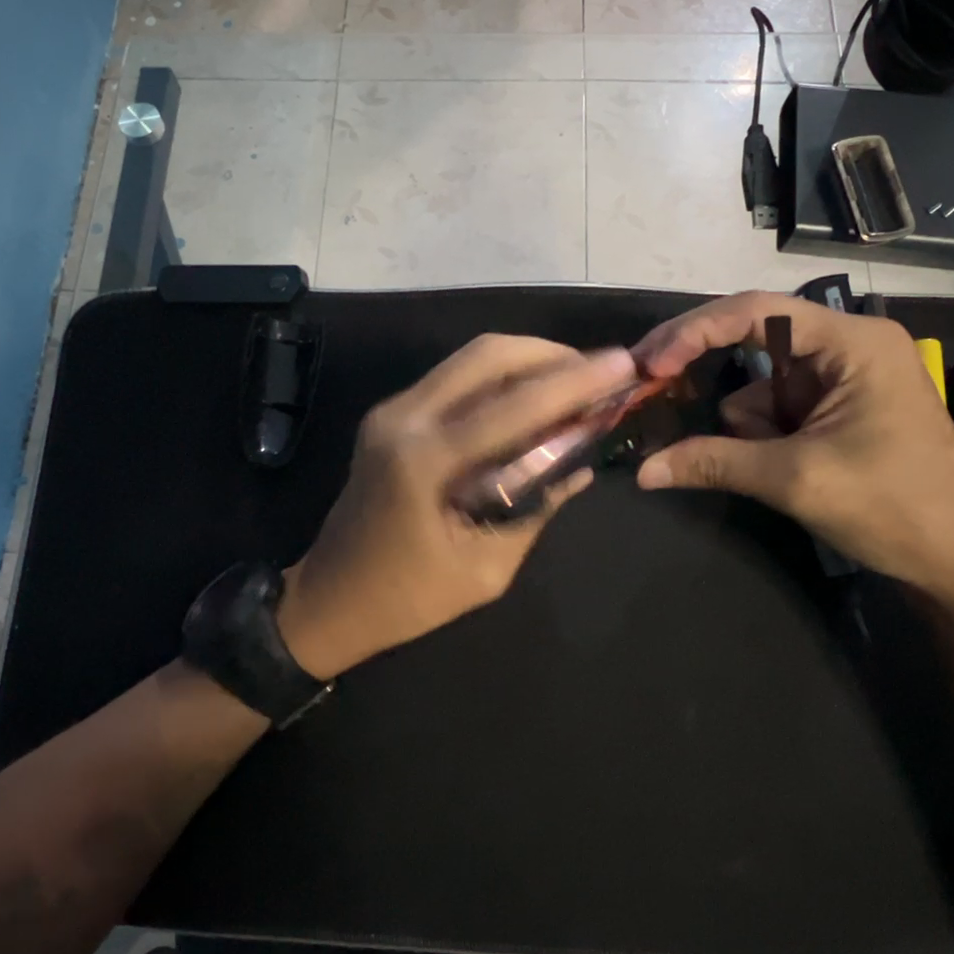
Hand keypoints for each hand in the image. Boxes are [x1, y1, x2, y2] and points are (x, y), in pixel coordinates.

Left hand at [279, 335, 638, 678]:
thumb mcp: (486, 568)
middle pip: (486, 355)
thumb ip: (535, 508)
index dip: (575, 382)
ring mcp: (391, 411)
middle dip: (551, 354)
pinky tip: (530, 397)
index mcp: (424, 461)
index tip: (623, 365)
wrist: (330, 598)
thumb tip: (580, 464)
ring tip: (574, 381)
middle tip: (599, 372)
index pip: (513, 405)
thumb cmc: (408, 599)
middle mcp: (403, 419)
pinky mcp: (389, 416)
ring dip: (526, 360)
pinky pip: (453, 378)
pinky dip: (497, 378)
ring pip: (468, 359)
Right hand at [631, 291, 953, 604]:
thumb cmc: (895, 507)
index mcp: (852, 342)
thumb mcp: (795, 480)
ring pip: (759, 386)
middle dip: (708, 371)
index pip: (756, 312)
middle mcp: (848, 348)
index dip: (695, 332)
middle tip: (650, 388)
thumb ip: (714, 463)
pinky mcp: (837, 413)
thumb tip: (643, 470)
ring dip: (746, 426)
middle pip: (753, 344)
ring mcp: (843, 381)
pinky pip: (776, 412)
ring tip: (774, 469)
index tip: (650, 364)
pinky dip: (761, 438)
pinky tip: (782, 471)